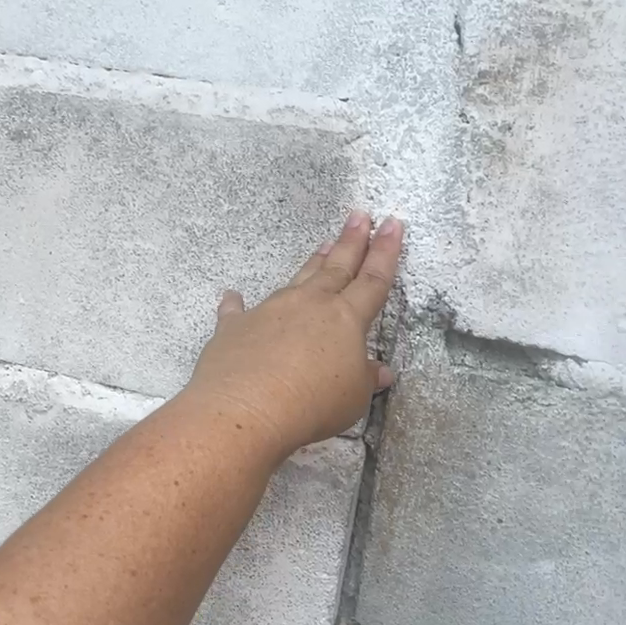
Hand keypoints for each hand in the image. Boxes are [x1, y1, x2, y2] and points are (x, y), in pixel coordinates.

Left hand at [182, 211, 403, 460]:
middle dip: (352, 241)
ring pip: (297, 280)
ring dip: (312, 263)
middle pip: (337, 268)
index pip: (373, 280)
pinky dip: (236, 303)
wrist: (246, 408)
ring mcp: (270, 311)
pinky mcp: (235, 326)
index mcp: (345, 319)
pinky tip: (232, 295)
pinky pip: (237, 310)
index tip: (393, 224)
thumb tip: (380, 371)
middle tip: (360, 216)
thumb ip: (365, 379)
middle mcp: (309, 305)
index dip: (386, 252)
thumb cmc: (312, 404)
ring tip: (323, 246)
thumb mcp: (353, 398)